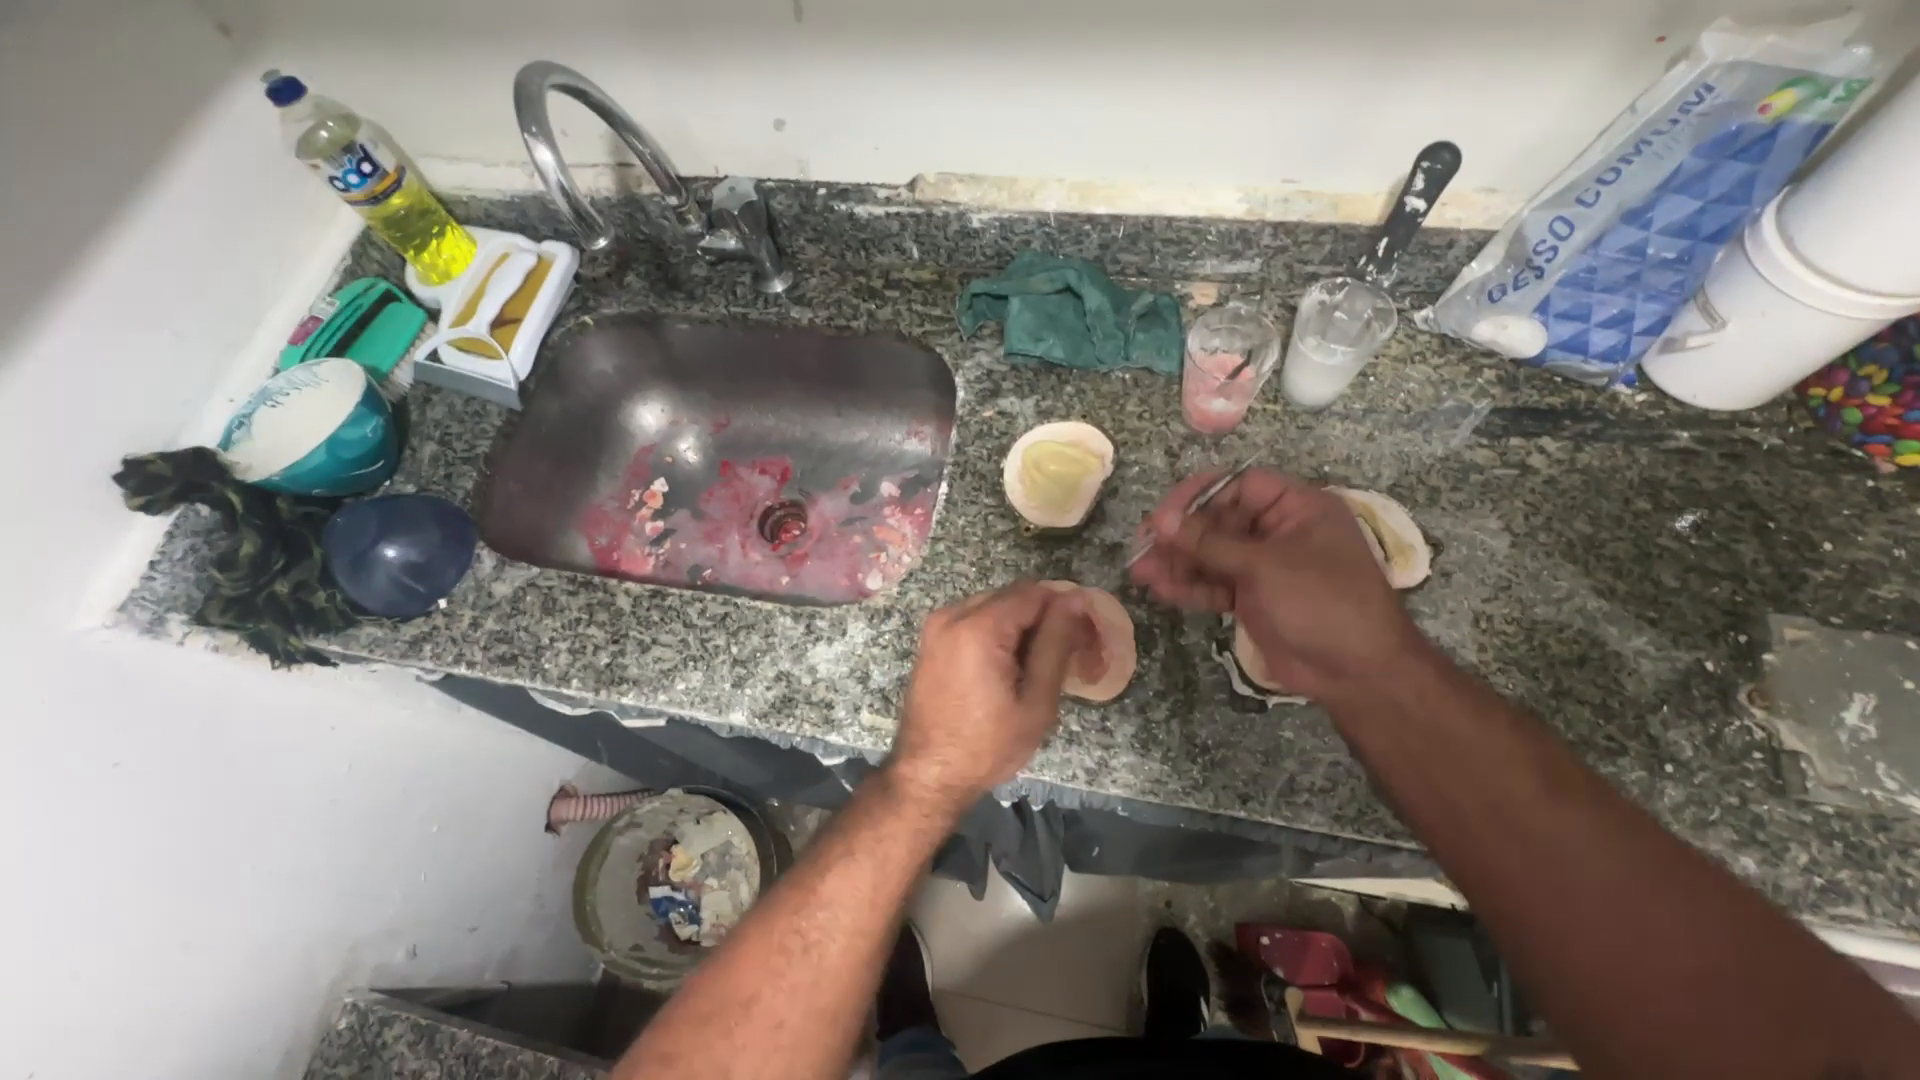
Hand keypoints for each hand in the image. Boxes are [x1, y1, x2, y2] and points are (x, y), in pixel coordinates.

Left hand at [887, 582, 1092, 811]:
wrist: (929, 774)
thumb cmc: (988, 746)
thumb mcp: (1036, 701)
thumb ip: (1057, 643)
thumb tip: (1076, 599)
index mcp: (978, 627)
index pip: (1035, 594)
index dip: (1065, 611)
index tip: (1082, 639)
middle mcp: (952, 615)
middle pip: (1013, 597)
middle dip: (1043, 618)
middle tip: (1065, 657)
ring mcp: (937, 626)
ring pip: (994, 606)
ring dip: (1019, 627)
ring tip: (1036, 668)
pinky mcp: (930, 640)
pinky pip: (973, 620)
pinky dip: (996, 634)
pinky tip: (1007, 669)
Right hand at [1129, 468, 1422, 703]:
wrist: (1357, 672)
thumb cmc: (1322, 602)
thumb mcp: (1265, 566)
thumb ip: (1210, 542)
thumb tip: (1161, 520)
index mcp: (1297, 509)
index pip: (1240, 486)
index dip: (1200, 496)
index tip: (1165, 515)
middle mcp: (1279, 532)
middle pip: (1219, 521)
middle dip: (1180, 536)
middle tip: (1143, 546)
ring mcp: (1265, 568)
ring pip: (1211, 556)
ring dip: (1177, 563)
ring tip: (1140, 572)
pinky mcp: (1253, 599)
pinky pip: (1215, 585)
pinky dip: (1189, 587)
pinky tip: (1160, 589)